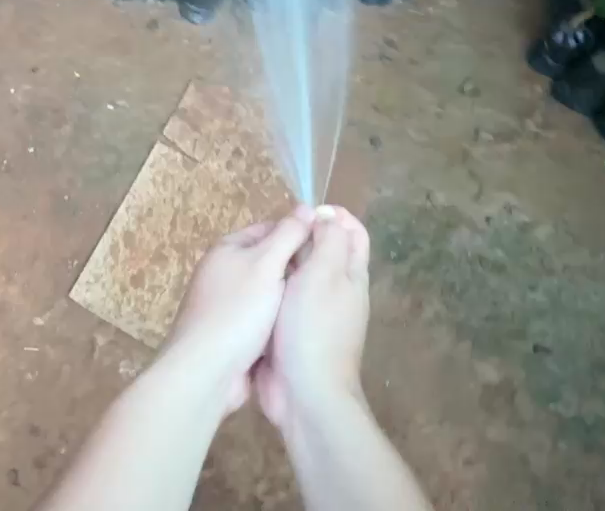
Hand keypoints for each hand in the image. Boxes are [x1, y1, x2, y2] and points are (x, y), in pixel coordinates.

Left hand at [157, 208, 314, 412]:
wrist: (207, 369)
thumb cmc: (238, 310)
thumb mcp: (266, 265)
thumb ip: (287, 235)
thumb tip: (307, 208)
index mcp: (228, 248)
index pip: (270, 229)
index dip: (298, 235)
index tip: (326, 248)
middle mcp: (224, 271)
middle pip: (269, 261)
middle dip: (294, 269)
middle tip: (325, 279)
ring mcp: (226, 303)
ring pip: (268, 292)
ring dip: (287, 298)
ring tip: (317, 304)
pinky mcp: (231, 331)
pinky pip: (261, 318)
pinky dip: (277, 321)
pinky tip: (297, 328)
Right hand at [252, 205, 371, 430]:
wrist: (305, 394)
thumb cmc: (314, 327)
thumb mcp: (324, 274)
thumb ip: (327, 240)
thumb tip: (326, 215)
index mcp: (351, 276)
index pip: (353, 233)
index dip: (334, 215)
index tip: (304, 210)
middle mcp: (336, 291)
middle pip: (325, 251)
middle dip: (303, 235)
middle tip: (275, 230)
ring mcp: (314, 313)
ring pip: (300, 274)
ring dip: (283, 261)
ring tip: (258, 252)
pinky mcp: (292, 331)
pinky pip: (282, 298)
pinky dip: (271, 286)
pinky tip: (251, 283)